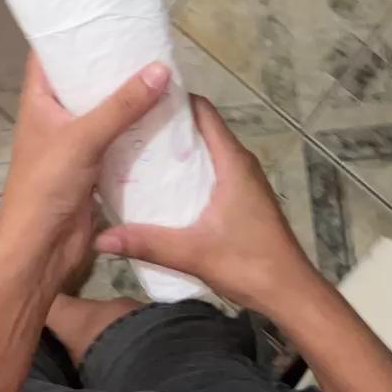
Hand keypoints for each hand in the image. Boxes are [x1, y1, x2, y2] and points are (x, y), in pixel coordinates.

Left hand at [0, 54, 171, 294]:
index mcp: (39, 99)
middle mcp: (55, 115)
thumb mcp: (82, 138)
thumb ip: (121, 106)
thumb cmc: (46, 185)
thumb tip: (161, 69)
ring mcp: (74, 141)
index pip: (49, 54)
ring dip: (128, 97)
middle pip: (83, 80)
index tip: (102, 14)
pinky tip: (164, 116)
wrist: (41, 249)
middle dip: (111, 64)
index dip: (70, 32)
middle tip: (146, 42)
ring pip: (103, 110)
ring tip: (162, 73)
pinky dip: (136, 128)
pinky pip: (118, 138)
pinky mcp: (94, 165)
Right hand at [95, 96, 320, 313]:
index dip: (174, 99)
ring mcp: (244, 180)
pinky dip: (188, 168)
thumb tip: (100, 238)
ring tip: (137, 150)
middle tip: (128, 126)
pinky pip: (212, 168)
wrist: (291, 294)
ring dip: (177, 148)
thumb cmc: (249, 264)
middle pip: (202, 127)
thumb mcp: (193, 253)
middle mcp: (240, 163)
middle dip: (167, 123)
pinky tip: (162, 184)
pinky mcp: (243, 197)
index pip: (203, 111)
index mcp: (232, 162)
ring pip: (207, 149)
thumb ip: (146, 243)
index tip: (141, 97)